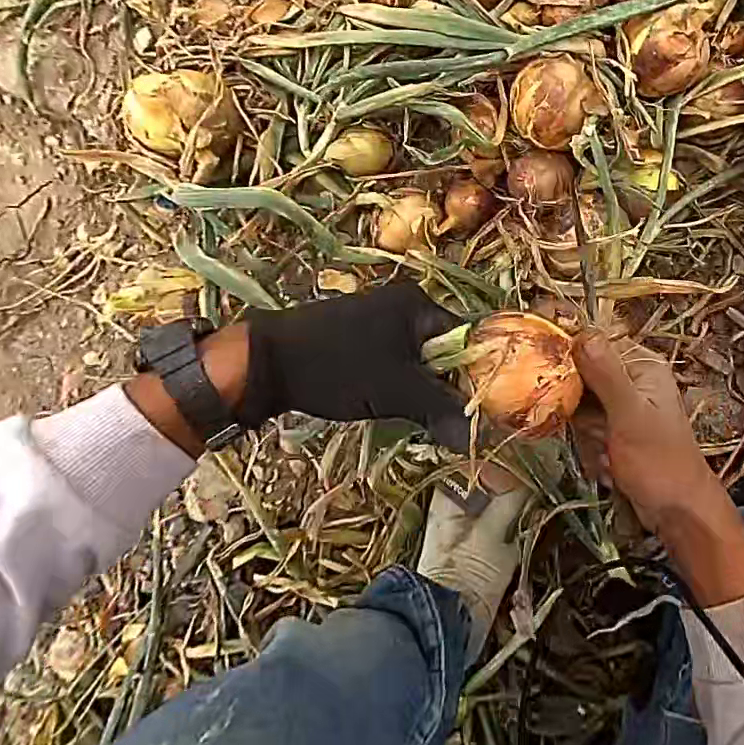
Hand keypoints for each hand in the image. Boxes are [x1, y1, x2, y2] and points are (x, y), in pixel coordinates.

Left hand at [243, 284, 469, 447]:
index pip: (466, 338)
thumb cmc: (335, 366)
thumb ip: (438, 411)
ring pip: (419, 361)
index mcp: (418, 304)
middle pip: (444, 351)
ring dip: (423, 390)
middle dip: (447, 386)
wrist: (263, 363)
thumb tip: (474, 440)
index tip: (480, 408)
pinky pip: (397, 364)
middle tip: (450, 420)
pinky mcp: (361, 340)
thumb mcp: (393, 390)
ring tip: (424, 419)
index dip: (475, 374)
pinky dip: (401, 386)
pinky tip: (396, 407)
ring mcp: (381, 322)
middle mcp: (404, 306)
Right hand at [569, 332, 717, 529]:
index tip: (556, 381)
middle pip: (581, 375)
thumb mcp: (630, 416)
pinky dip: (590, 447)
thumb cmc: (660, 463)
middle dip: (579, 409)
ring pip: (579, 405)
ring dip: (586, 434)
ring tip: (608, 453)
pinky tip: (607, 465)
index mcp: (642, 364)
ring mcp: (622, 405)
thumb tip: (582, 334)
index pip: (594, 342)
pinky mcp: (614, 428)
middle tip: (598, 433)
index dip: (570, 357)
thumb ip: (606, 375)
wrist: (679, 513)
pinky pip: (585, 428)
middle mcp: (632, 378)